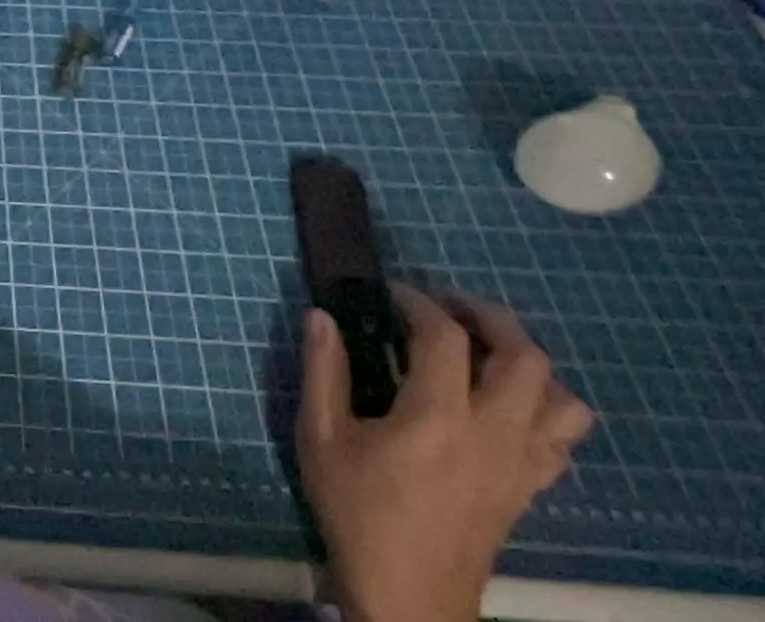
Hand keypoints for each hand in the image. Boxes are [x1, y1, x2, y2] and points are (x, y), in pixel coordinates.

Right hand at [298, 285, 594, 621]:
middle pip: (525, 355)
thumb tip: (320, 316)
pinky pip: (564, 434)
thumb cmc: (355, 509)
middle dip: (488, 317)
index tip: (391, 293)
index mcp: (437, 417)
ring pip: (562, 394)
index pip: (445, 338)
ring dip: (528, 360)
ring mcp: (523, 461)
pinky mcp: (533, 484)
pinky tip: (505, 403)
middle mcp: (494, 431)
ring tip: (485, 352)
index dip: (419, 303)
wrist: (406, 591)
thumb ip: (323, 371)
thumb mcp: (319, 437)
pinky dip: (544, 404)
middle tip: (447, 306)